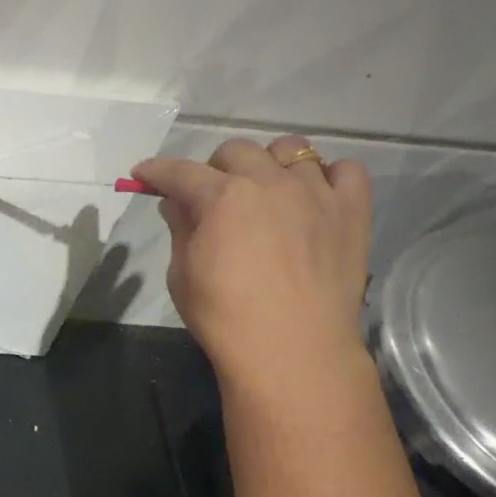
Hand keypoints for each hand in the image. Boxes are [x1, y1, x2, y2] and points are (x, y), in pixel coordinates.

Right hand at [132, 136, 373, 387]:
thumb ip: (181, 231)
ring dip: (269, 165)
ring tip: (265, 192)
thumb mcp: (183, 276)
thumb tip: (177, 204)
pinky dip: (325, 177)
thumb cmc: (223, 316)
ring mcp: (316, 190)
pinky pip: (344, 170)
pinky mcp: (352, 207)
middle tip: (209, 194)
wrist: (290, 346)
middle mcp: (270, 181)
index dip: (158, 171)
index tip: (144, 174)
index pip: (181, 173)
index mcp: (222, 198)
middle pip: (238, 151)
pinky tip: (313, 199)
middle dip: (216, 167)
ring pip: (292, 150)